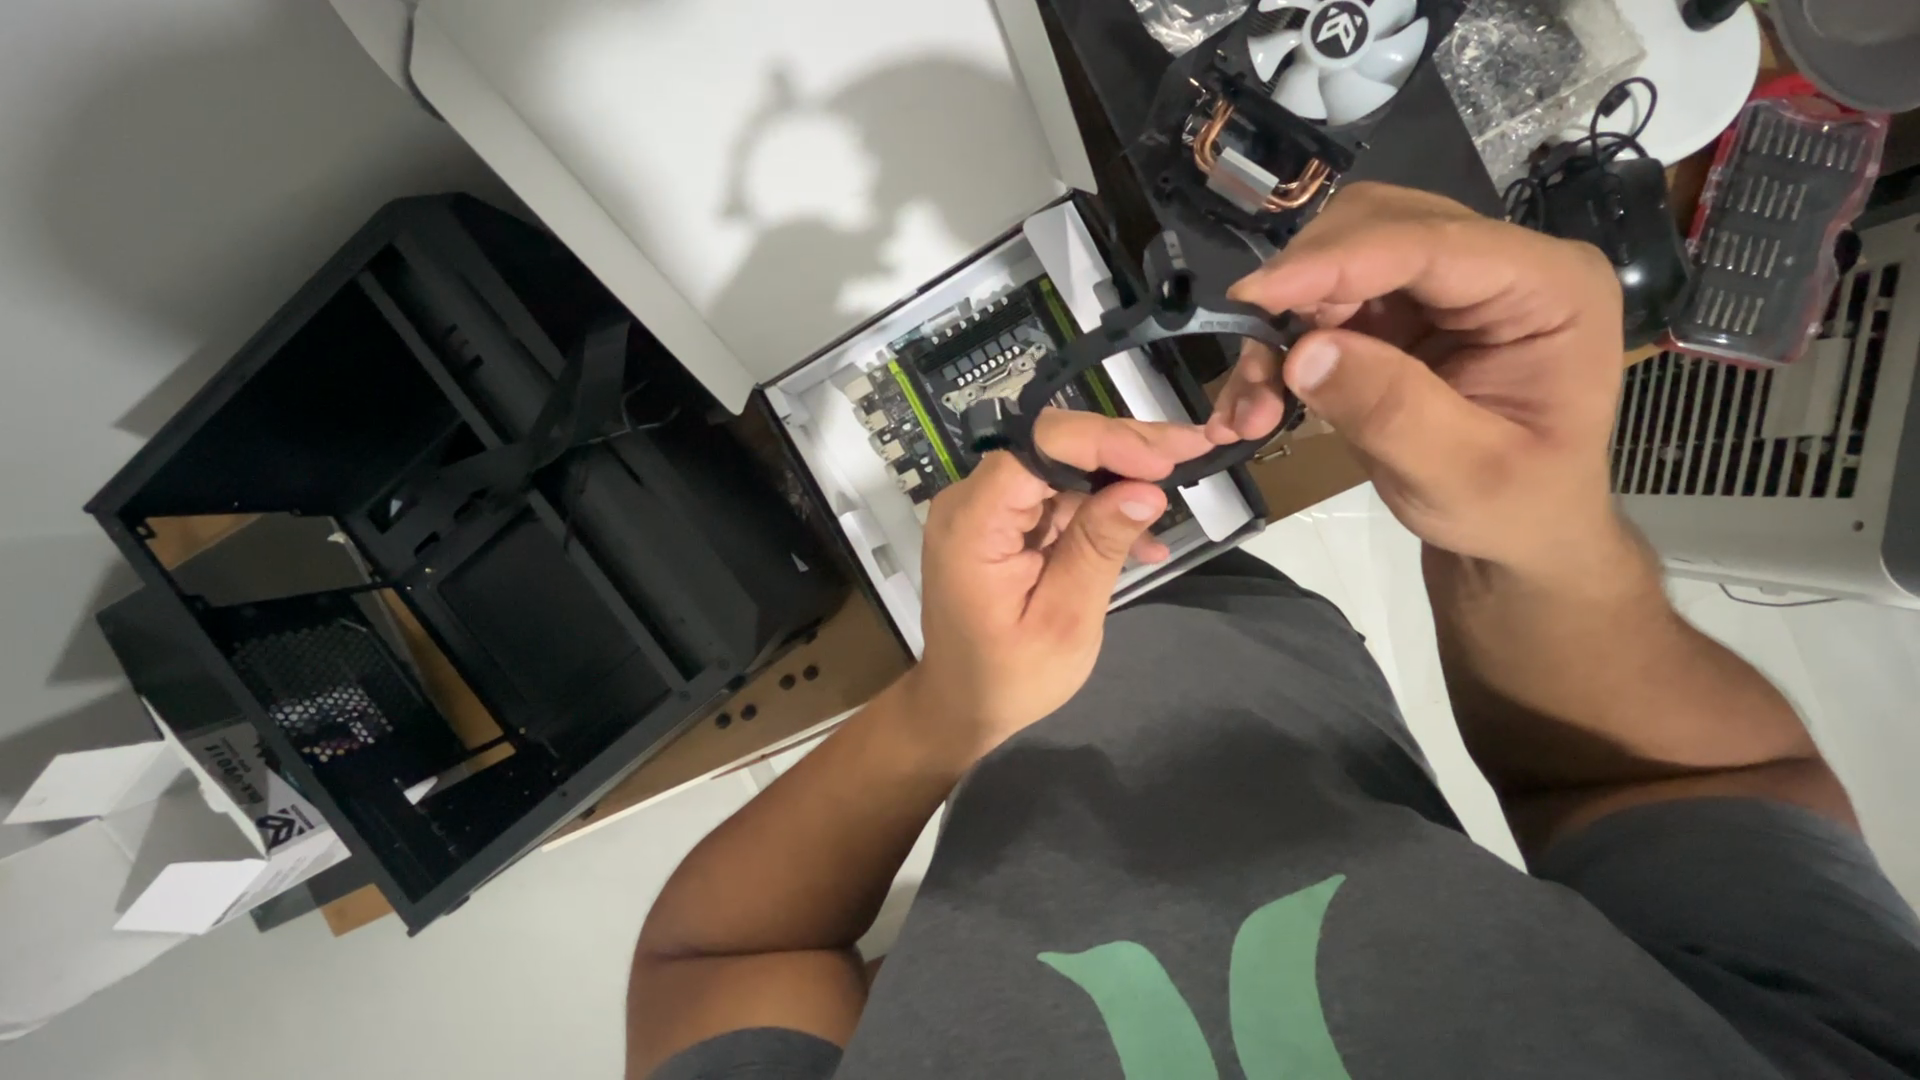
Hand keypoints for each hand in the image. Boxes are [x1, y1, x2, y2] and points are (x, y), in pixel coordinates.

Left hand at [899, 409, 1214, 766]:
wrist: (964, 704)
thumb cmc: (1009, 678)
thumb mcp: (1065, 621)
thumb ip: (1099, 548)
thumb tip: (1147, 489)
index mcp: (972, 524)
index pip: (1037, 448)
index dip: (1105, 442)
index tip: (1169, 455)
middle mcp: (970, 502)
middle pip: (1049, 447)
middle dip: (1122, 450)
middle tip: (1191, 452)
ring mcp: (983, 510)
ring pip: (1060, 467)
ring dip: (1119, 478)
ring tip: (1178, 487)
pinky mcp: (1000, 523)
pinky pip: (1055, 498)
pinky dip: (1099, 511)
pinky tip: (1144, 541)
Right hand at [1206, 182, 1628, 571]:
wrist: (1513, 532)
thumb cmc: (1511, 508)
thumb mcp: (1462, 474)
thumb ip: (1390, 410)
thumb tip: (1302, 353)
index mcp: (1545, 288)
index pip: (1432, 243)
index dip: (1337, 262)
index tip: (1254, 296)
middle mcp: (1492, 268)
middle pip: (1374, 228)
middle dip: (1302, 290)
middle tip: (1259, 368)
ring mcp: (1437, 289)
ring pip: (1332, 264)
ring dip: (1278, 329)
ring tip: (1252, 411)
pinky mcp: (1392, 316)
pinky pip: (1314, 308)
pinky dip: (1275, 352)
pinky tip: (1252, 407)